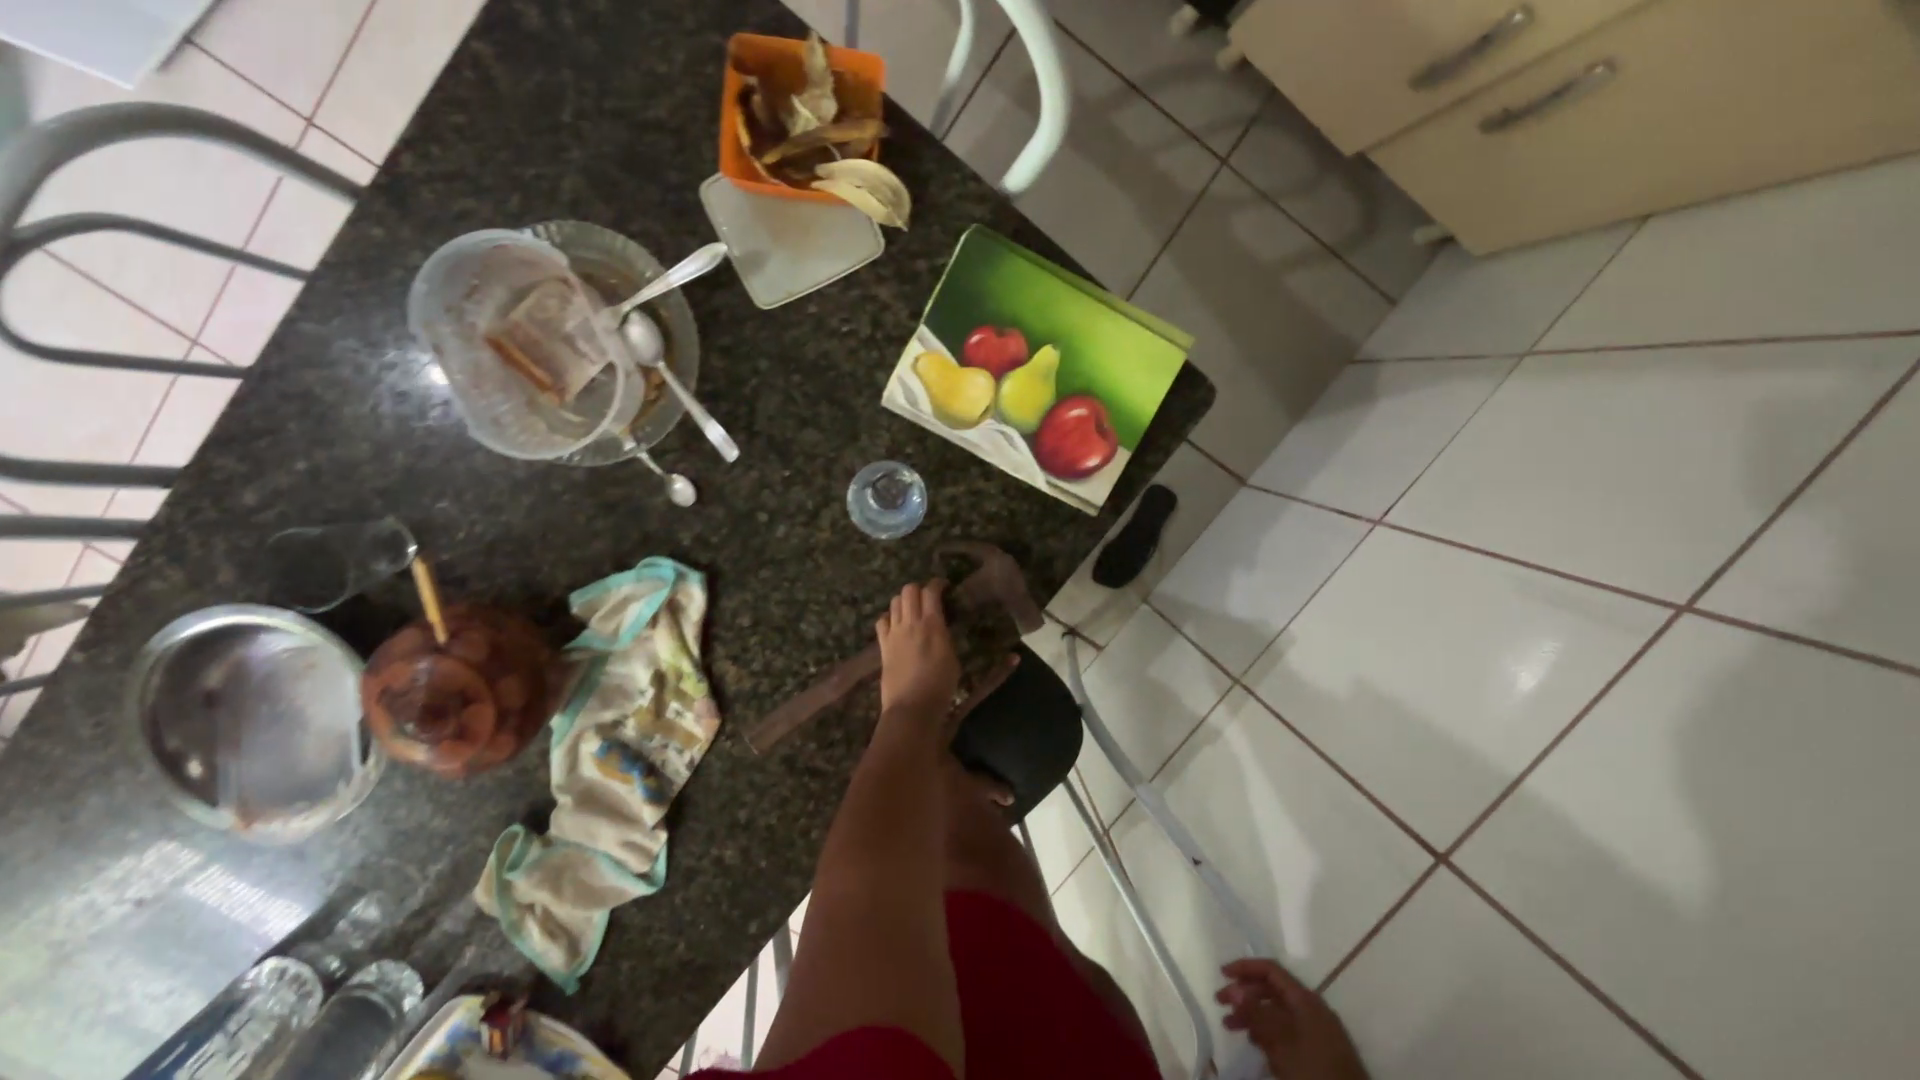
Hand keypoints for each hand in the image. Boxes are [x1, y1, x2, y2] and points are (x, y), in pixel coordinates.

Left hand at [875, 580, 959, 723]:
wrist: (912, 706)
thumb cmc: (940, 686)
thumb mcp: (952, 658)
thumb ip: (944, 637)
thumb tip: (939, 629)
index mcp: (933, 624)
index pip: (931, 591)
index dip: (937, 584)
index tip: (944, 586)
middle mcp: (911, 623)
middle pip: (909, 590)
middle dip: (919, 588)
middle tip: (927, 598)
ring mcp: (894, 633)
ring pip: (894, 602)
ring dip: (904, 601)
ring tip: (912, 610)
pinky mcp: (883, 645)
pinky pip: (882, 621)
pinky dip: (889, 617)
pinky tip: (896, 625)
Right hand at [1217, 959, 1367, 1079]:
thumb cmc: (1312, 1067)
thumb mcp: (1280, 1040)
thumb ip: (1256, 1013)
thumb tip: (1234, 988)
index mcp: (1304, 999)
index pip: (1271, 971)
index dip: (1245, 967)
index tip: (1222, 974)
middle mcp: (1311, 1008)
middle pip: (1272, 990)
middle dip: (1244, 994)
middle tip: (1220, 1004)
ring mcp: (1316, 1028)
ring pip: (1278, 1012)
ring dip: (1253, 1015)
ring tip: (1231, 1027)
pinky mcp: (1318, 1048)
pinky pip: (1287, 1029)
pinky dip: (1268, 1031)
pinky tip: (1256, 1043)